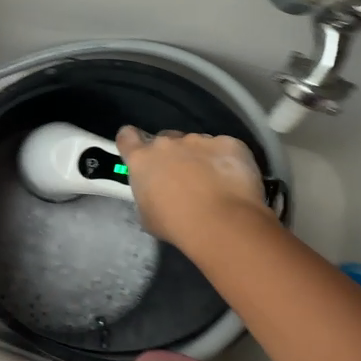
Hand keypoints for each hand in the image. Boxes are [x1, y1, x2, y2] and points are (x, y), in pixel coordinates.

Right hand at [114, 126, 266, 242]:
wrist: (222, 223)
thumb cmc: (175, 224)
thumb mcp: (146, 214)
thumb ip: (146, 193)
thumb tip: (154, 193)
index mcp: (141, 159)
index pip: (127, 136)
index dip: (133, 142)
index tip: (140, 152)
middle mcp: (166, 143)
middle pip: (165, 139)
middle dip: (172, 154)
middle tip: (183, 177)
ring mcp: (198, 140)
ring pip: (196, 144)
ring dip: (200, 157)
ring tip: (214, 182)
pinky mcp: (229, 143)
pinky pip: (225, 147)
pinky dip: (227, 159)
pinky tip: (233, 180)